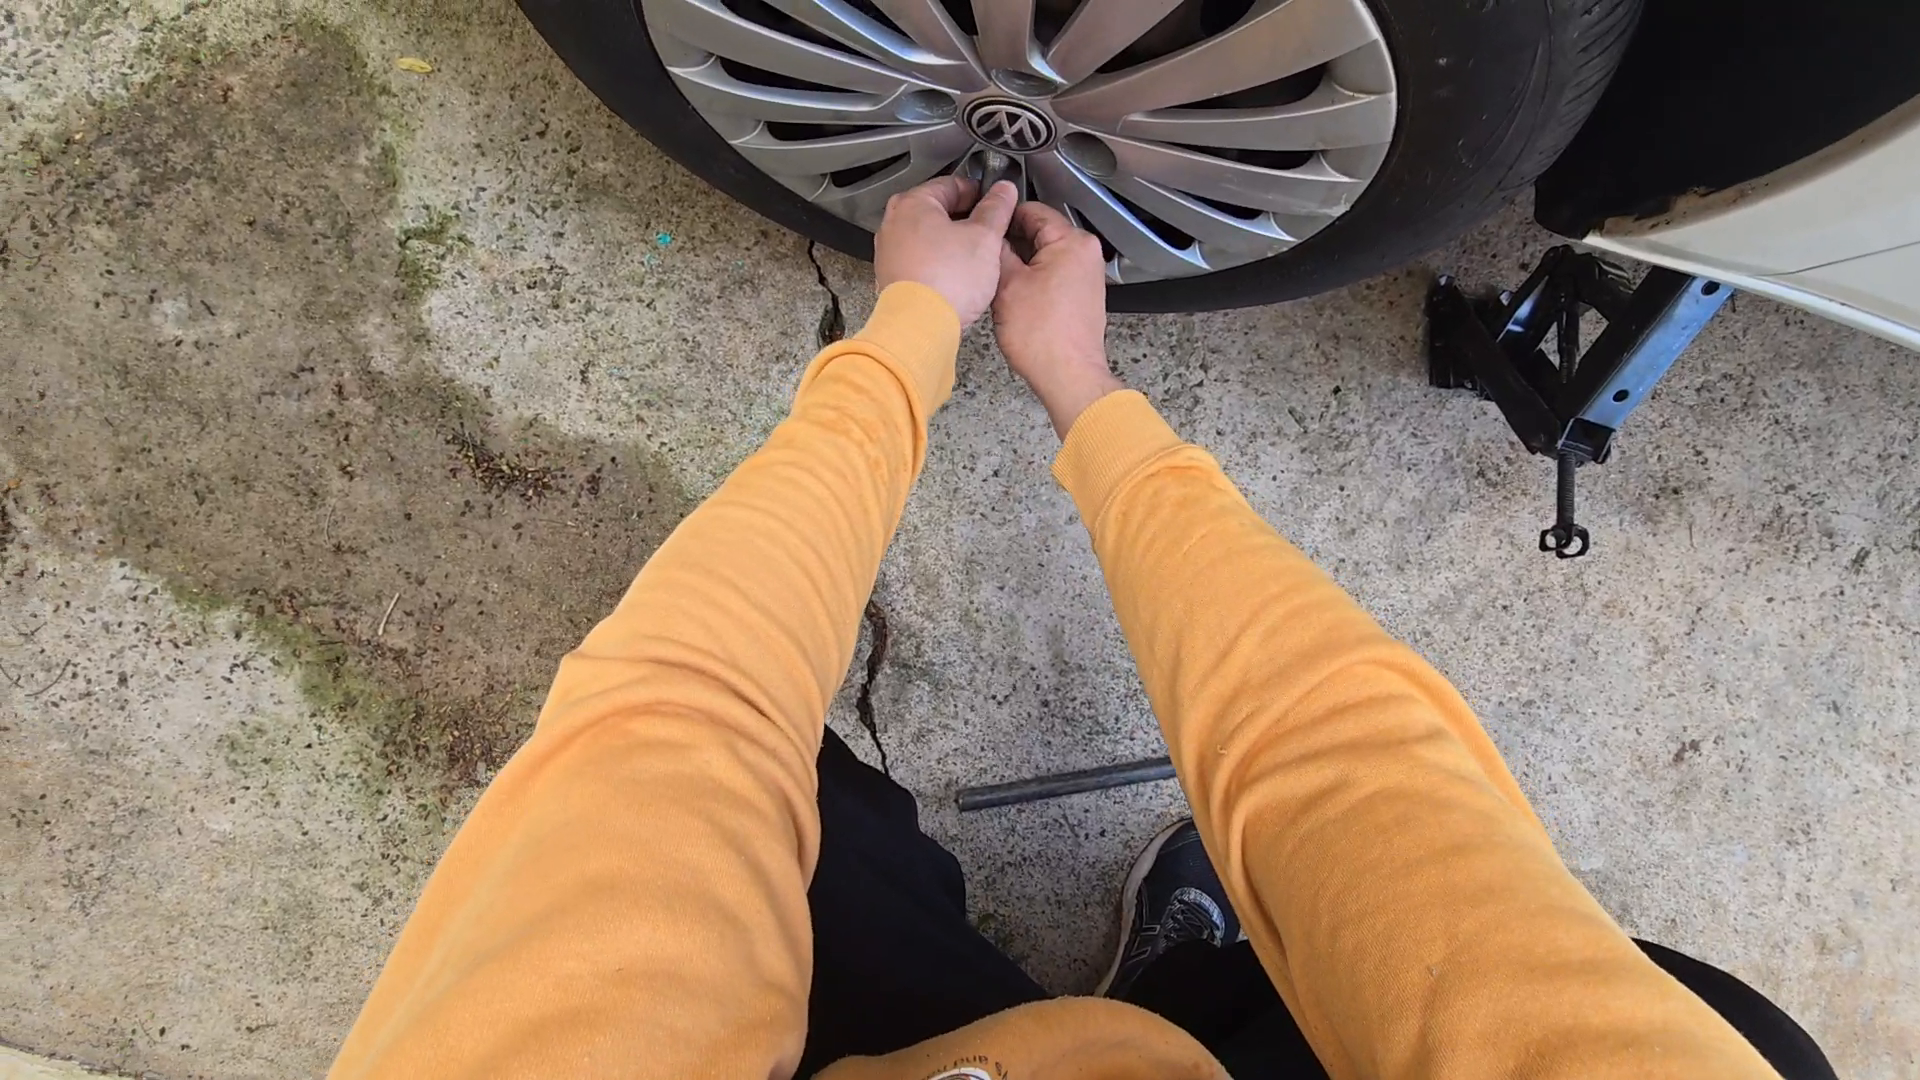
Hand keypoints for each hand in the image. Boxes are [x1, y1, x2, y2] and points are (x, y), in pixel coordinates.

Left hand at [873, 175, 1018, 323]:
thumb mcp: (984, 238)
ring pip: (927, 240)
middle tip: (986, 233)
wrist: (920, 328)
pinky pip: (920, 264)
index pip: (951, 184)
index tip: (992, 202)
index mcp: (913, 203)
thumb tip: (1003, 193)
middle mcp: (894, 225)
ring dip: (950, 245)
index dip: (977, 192)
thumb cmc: (945, 282)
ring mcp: (890, 254)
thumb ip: (996, 209)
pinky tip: (954, 279)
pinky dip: (937, 266)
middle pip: (937, 212)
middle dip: (964, 221)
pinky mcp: (892, 280)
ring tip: (972, 260)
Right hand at [992, 202, 1123, 437]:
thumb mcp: (1007, 286)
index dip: (1004, 218)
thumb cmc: (1044, 339)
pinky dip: (1035, 283)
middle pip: (1041, 235)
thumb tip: (992, 238)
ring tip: (999, 282)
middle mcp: (1086, 255)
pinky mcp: (1083, 299)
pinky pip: (1055, 279)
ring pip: (1046, 258)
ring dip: (1022, 266)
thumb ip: (998, 253)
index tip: (986, 225)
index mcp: (1072, 242)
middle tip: (987, 259)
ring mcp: (1088, 278)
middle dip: (1013, 245)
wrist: (1069, 377)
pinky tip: (1016, 300)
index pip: (1033, 211)